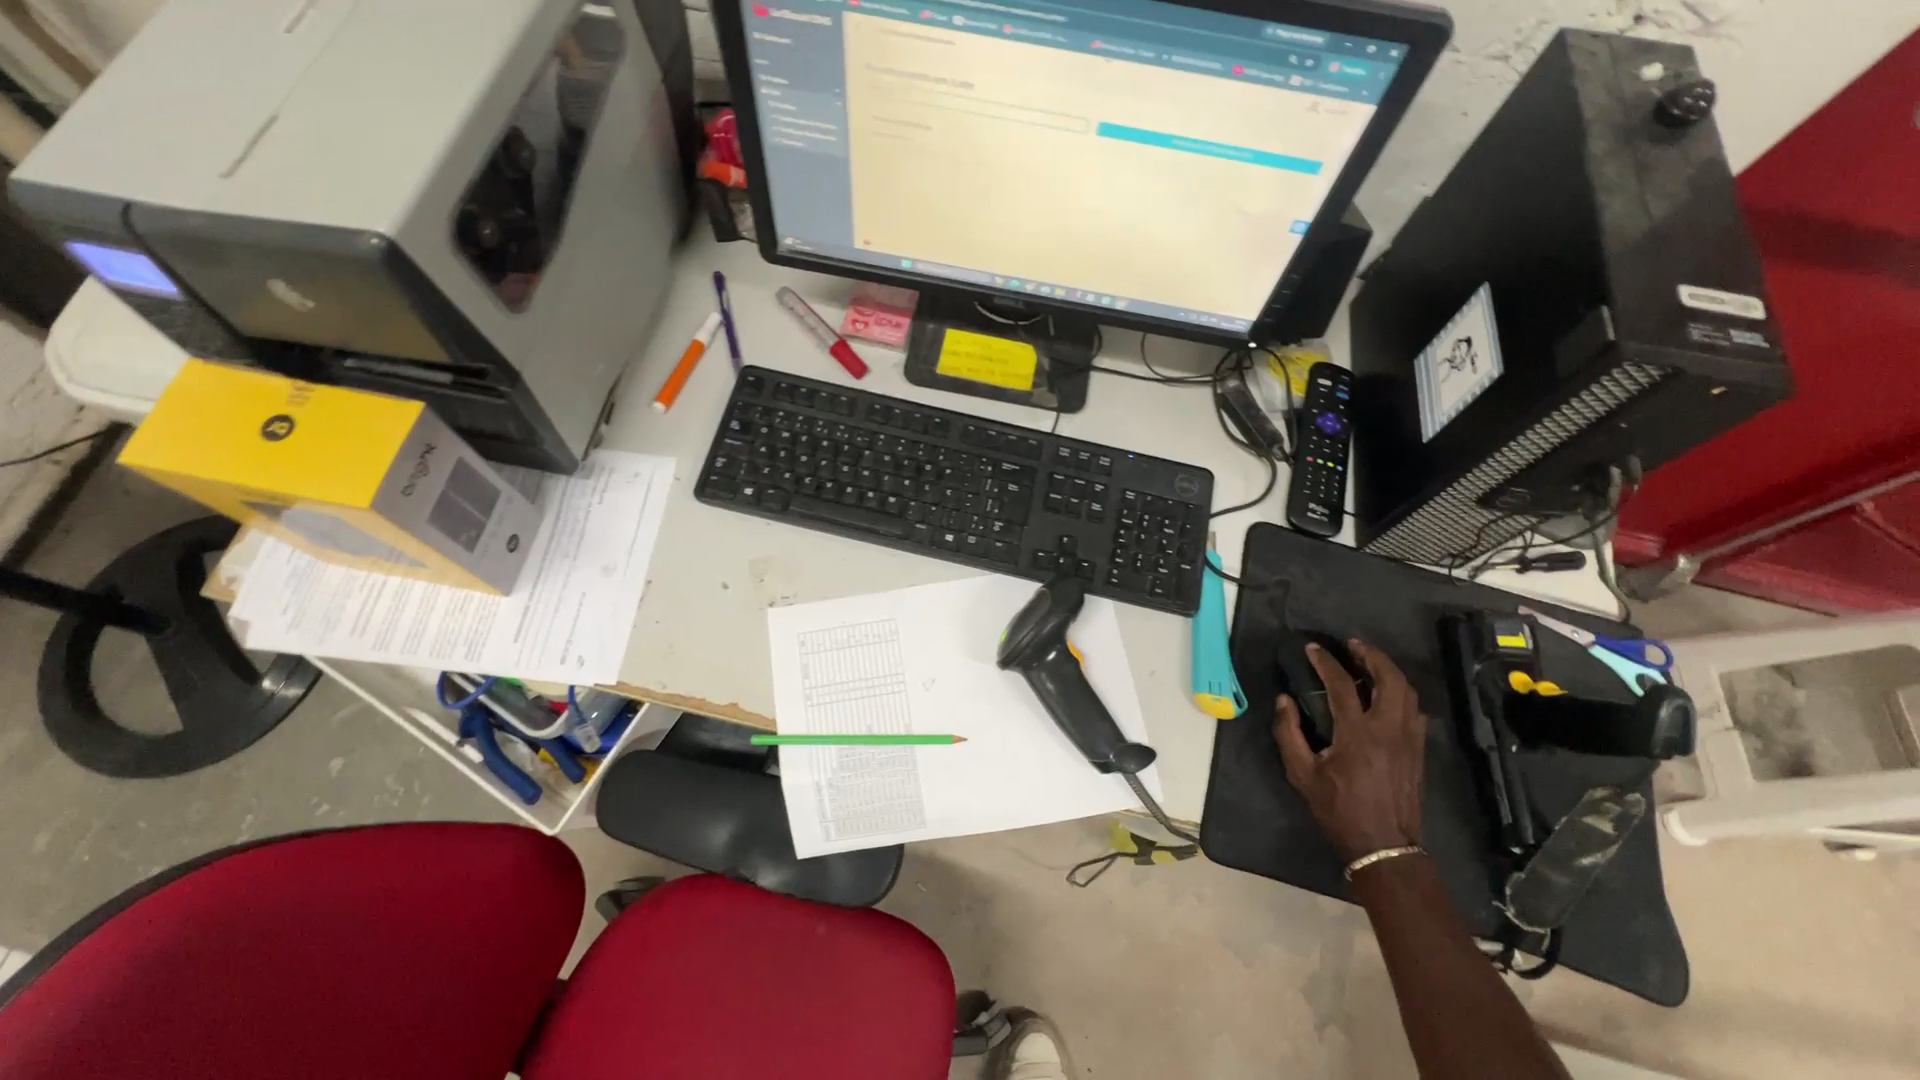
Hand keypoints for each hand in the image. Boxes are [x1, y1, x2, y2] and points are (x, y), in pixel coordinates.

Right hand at [1273, 639, 1425, 862]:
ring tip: (1370, 663)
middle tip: (1352, 645)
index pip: (1341, 684)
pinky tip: (1387, 696)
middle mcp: (1388, 729)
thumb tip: (1284, 701)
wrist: (1383, 844)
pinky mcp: (1419, 750)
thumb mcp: (1302, 774)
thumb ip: (1289, 733)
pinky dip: (1401, 694)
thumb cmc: (1338, 809)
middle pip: (1389, 678)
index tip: (1313, 649)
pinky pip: (1415, 710)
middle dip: (1371, 655)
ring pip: (1408, 691)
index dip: (1326, 662)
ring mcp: (1409, 739)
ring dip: (1389, 671)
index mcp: (1357, 733)